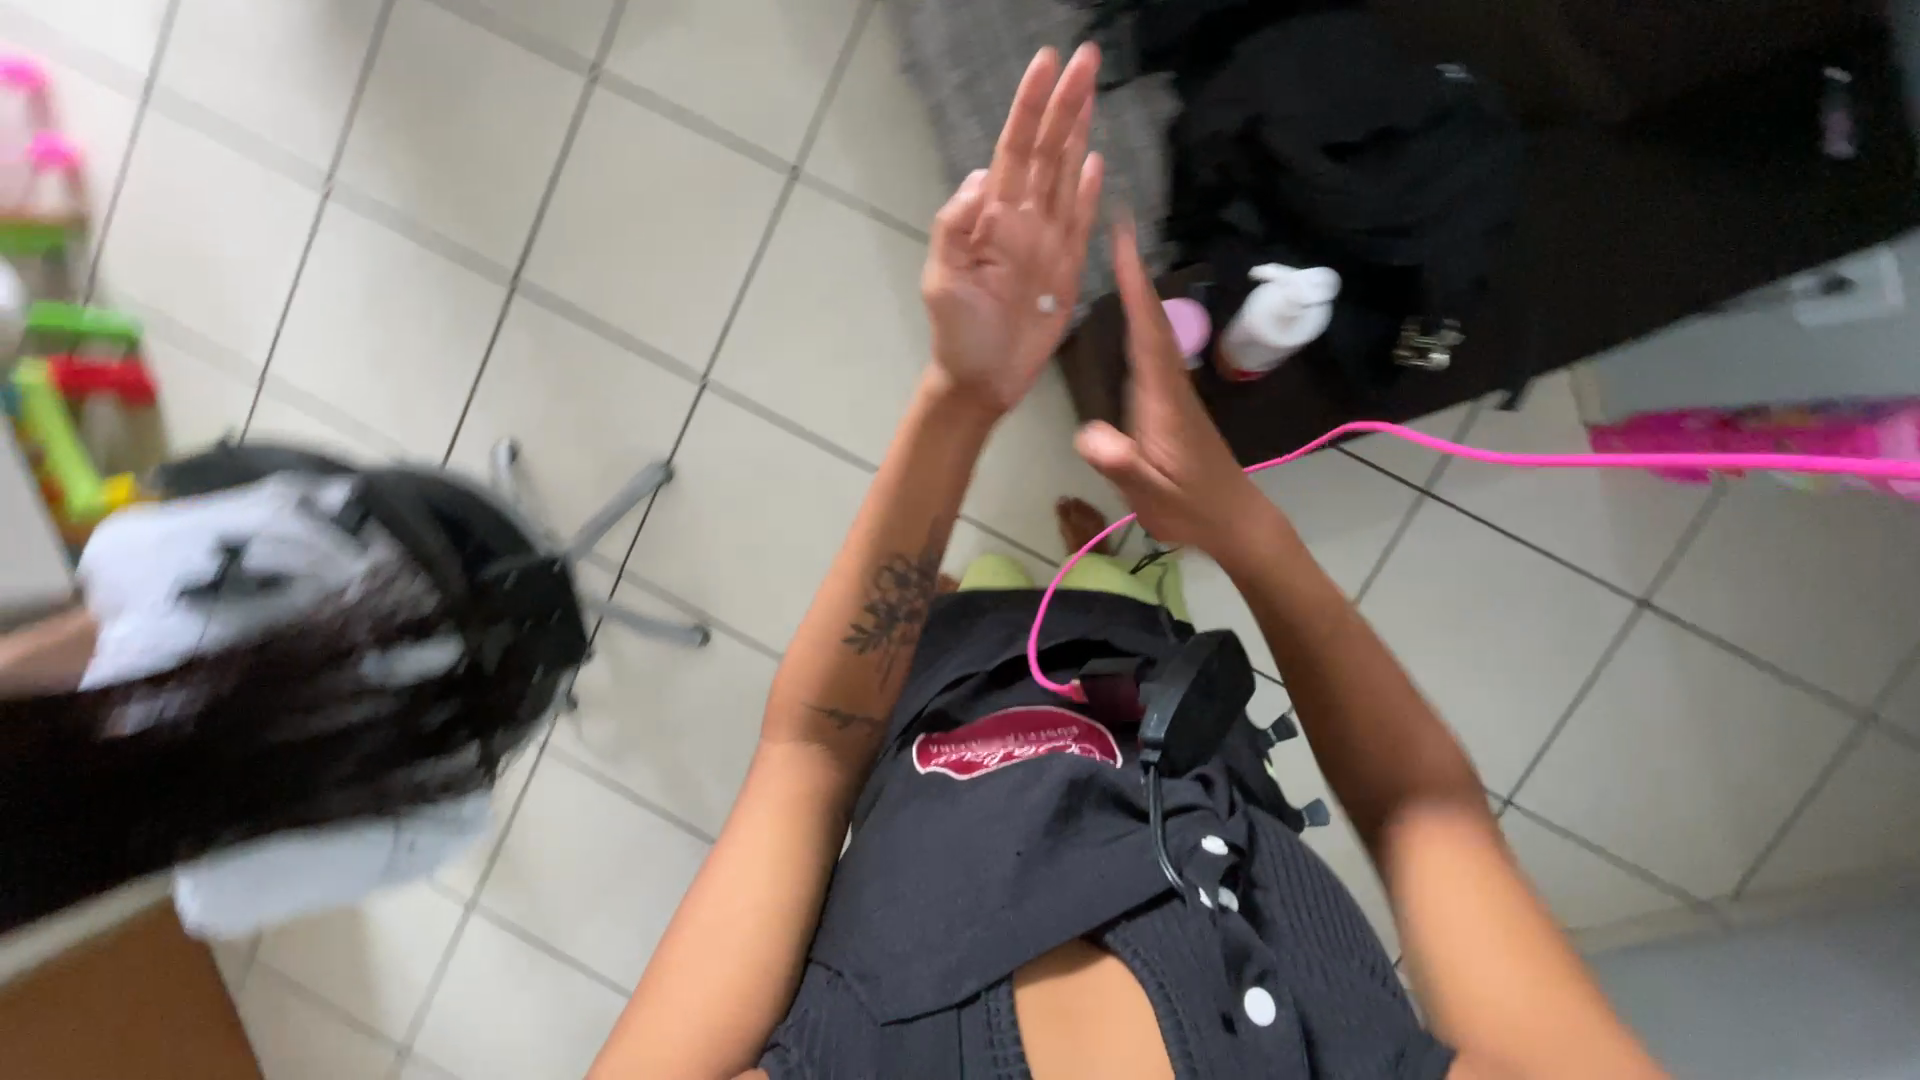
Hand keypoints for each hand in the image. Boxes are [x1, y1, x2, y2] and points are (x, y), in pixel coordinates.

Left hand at [922, 44, 1103, 416]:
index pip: (1013, 152)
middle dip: (1064, 106)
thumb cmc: (958, 333)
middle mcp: (1021, 222)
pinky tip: (1094, 161)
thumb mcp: (943, 280)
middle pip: (1046, 154)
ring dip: (1078, 135)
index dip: (1029, 109)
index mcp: (990, 219)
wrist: (983, 380)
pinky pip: (1081, 223)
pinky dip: (1089, 193)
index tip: (1047, 65)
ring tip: (1092, 92)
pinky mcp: (1067, 270)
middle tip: (1086, 59)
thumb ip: (956, 227)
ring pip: (1066, 178)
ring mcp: (1047, 244)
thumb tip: (982, 180)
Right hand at [1074, 218, 1276, 563]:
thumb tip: (1086, 434)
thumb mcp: (1151, 493)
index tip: (1122, 239)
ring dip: (1139, 293)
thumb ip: (1121, 464)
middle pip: (1153, 321)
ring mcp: (1174, 393)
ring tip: (1119, 259)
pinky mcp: (1173, 404)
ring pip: (1156, 332)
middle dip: (1135, 275)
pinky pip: (1154, 350)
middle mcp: (1171, 386)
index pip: (1147, 333)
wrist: (1233, 520)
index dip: (1134, 286)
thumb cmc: (1190, 508)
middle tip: (1118, 228)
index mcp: (1164, 399)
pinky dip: (1142, 321)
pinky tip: (1133, 318)